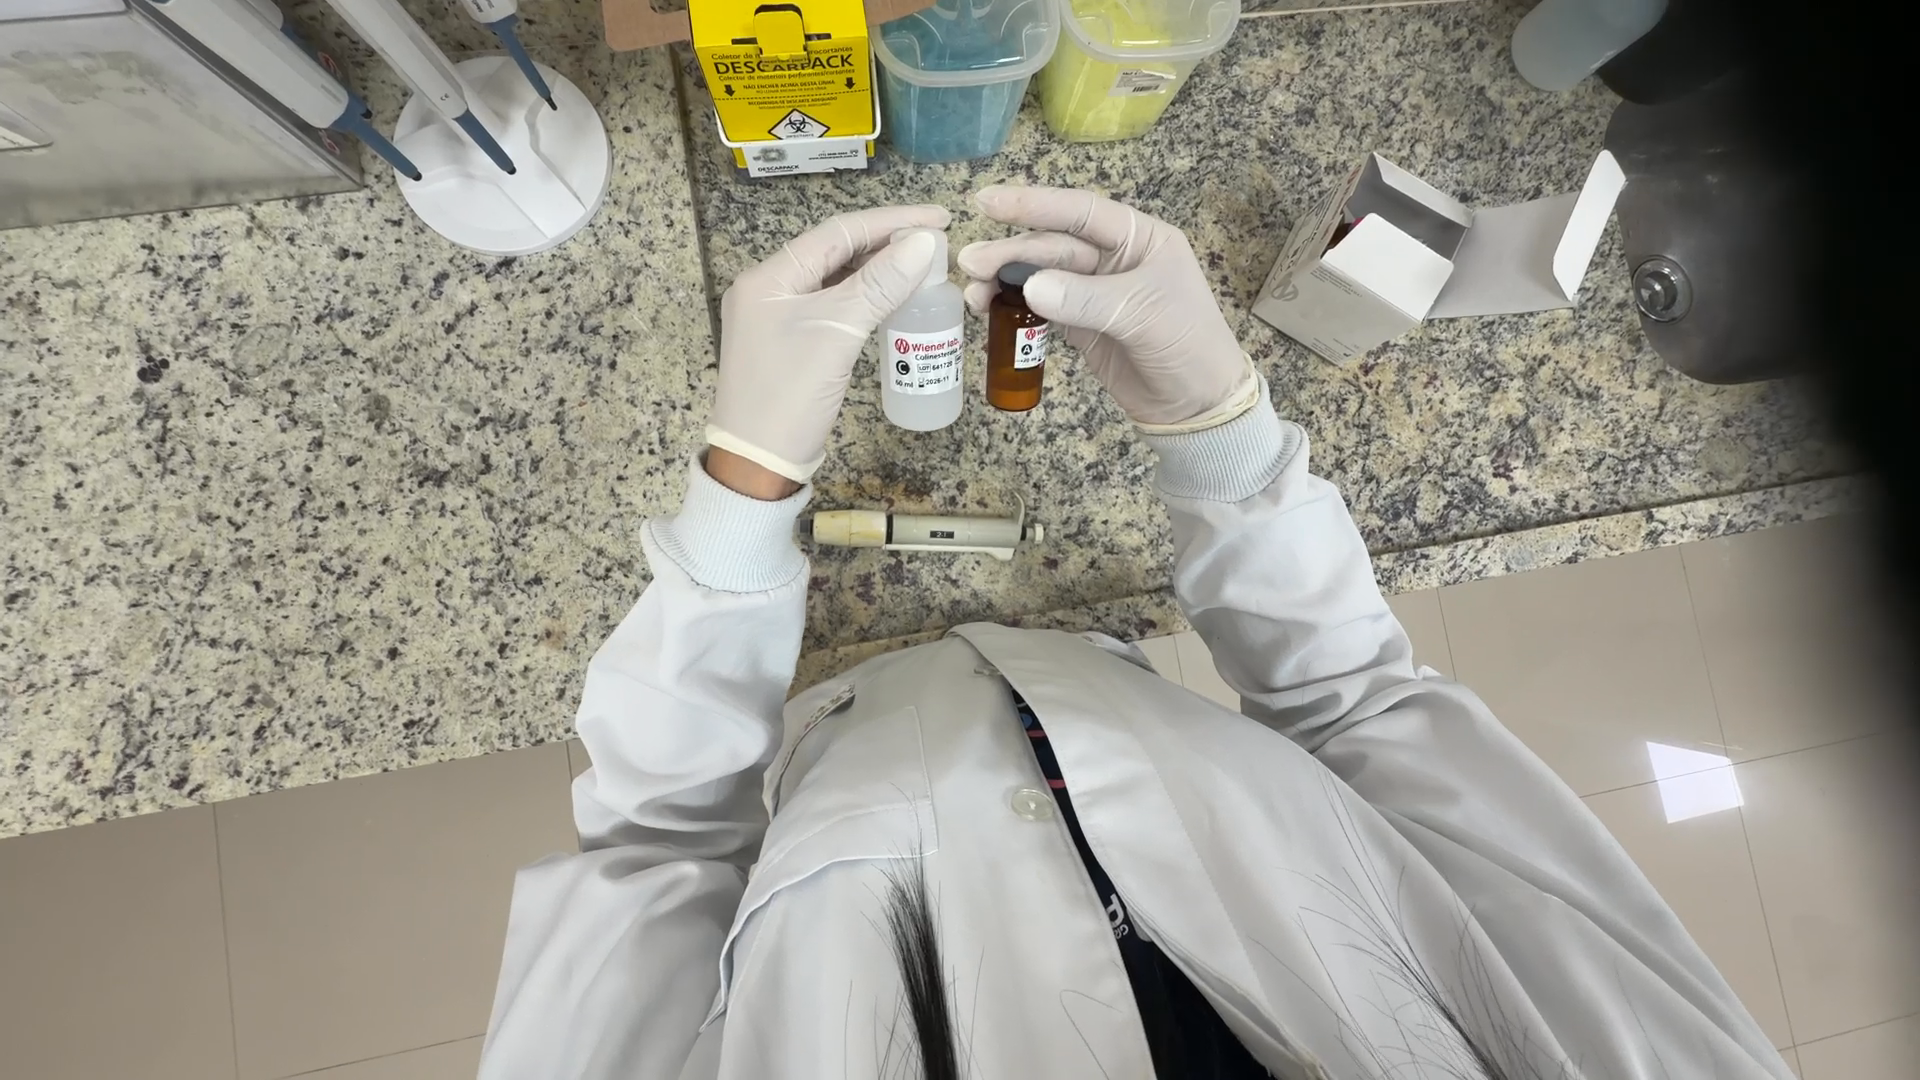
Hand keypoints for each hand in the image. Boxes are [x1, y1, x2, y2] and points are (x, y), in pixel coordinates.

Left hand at [708, 205, 951, 482]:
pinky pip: (834, 309)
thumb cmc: (789, 395)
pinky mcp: (793, 346)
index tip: (938, 218)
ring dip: (877, 272)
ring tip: (921, 267)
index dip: (891, 221)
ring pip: (836, 282)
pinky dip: (865, 301)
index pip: (838, 232)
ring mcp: (780, 319)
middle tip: (935, 243)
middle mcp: (771, 290)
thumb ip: (879, 285)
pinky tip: (893, 300)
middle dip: (886, 244)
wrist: (759, 462)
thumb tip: (924, 242)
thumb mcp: (836, 333)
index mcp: (770, 277)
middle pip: (836, 253)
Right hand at [957, 186, 1252, 427]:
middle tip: (970, 262)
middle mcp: (1113, 259)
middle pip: (1052, 246)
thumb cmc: (1187, 346)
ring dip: (1005, 281)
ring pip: (1040, 277)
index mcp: (1138, 238)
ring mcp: (1093, 293)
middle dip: (1010, 253)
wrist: (1196, 405)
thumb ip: (1086, 300)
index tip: (989, 202)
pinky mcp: (1080, 327)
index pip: (1080, 212)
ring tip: (971, 293)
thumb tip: (1030, 286)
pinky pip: (1040, 310)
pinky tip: (988, 309)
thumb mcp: (1143, 315)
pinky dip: (1015, 308)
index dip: (1034, 204)